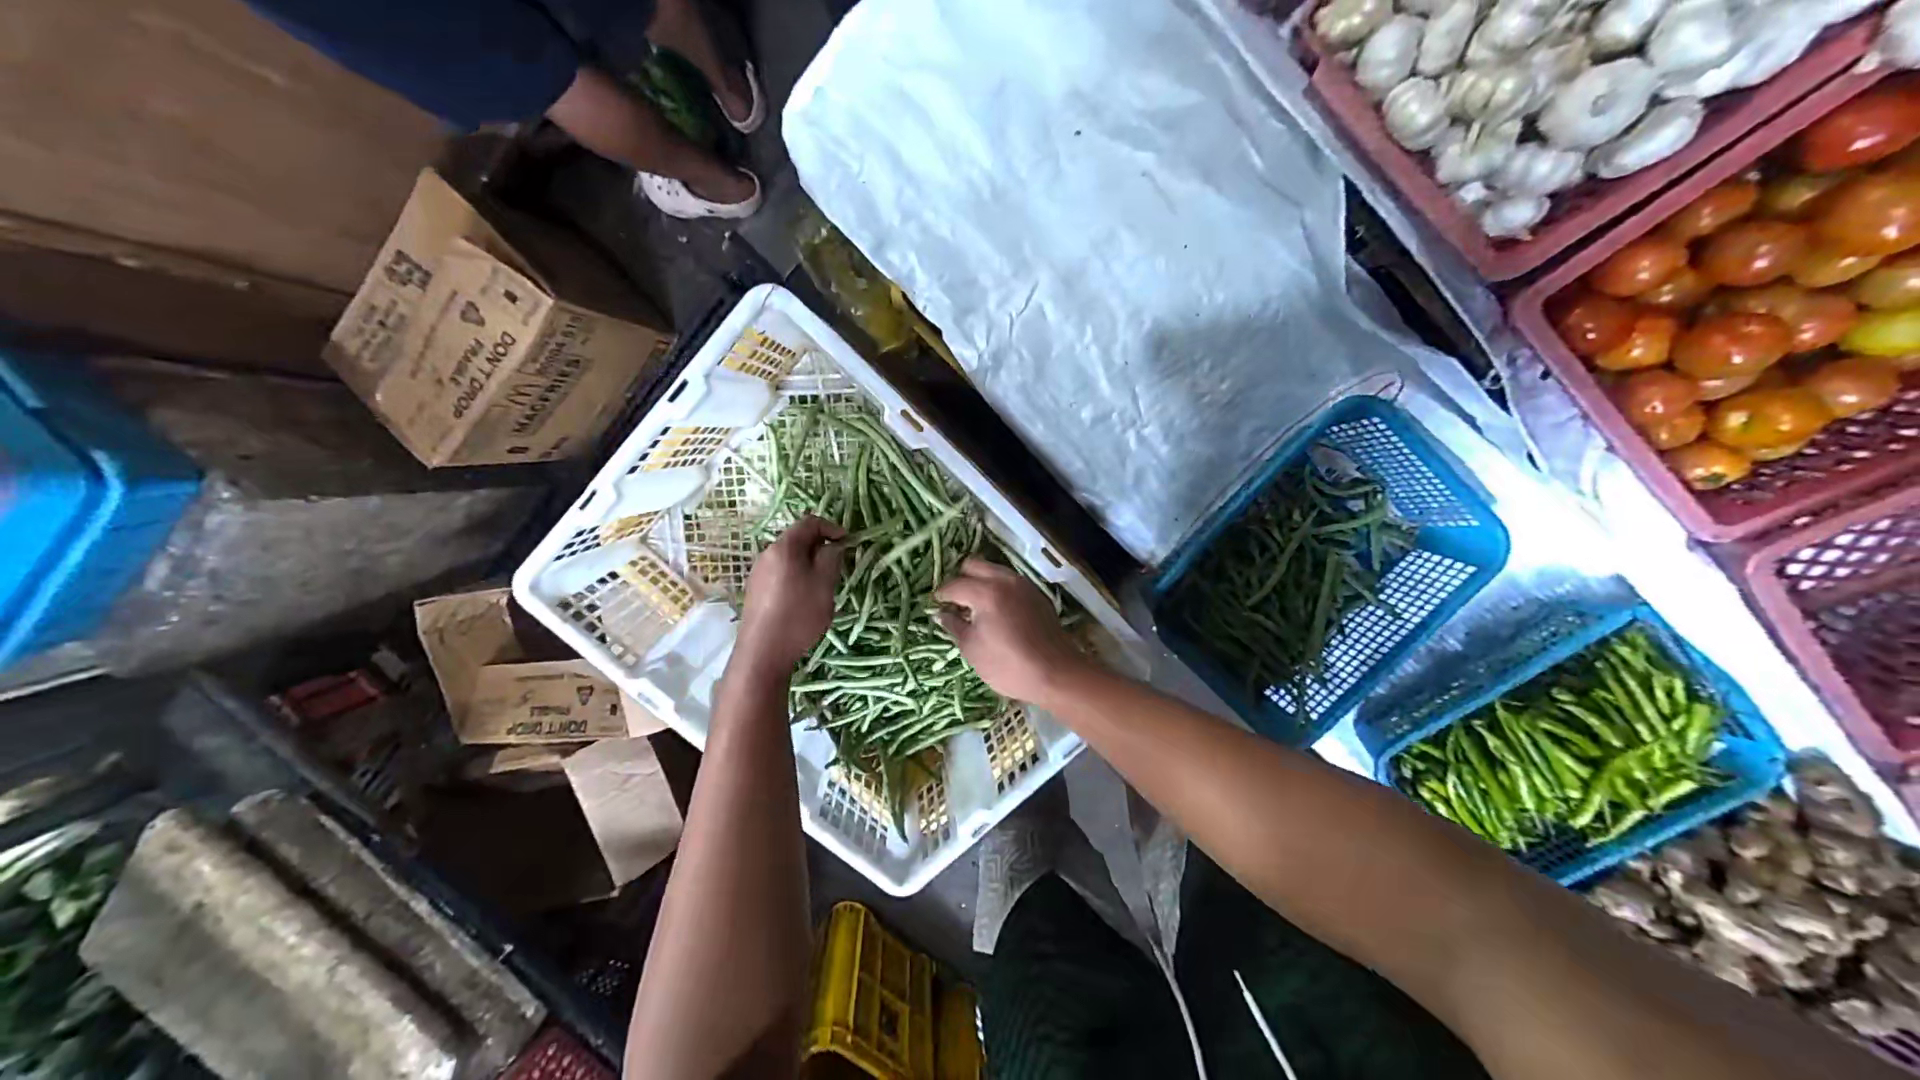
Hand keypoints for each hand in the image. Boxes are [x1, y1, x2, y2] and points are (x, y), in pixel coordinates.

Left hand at [735, 516, 844, 673]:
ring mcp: (758, 573)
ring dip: (809, 564)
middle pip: (798, 539)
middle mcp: (767, 554)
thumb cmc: (798, 614)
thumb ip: (832, 558)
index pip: (810, 522)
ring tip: (823, 586)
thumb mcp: (824, 584)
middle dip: (821, 548)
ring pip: (790, 558)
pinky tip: (804, 600)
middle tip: (838, 567)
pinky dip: (797, 577)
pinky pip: (781, 574)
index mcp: (784, 547)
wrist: (763, 652)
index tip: (848, 544)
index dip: (832, 528)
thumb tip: (834, 546)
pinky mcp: (756, 591)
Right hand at [934, 559, 1090, 704]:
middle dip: (960, 579)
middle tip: (954, 602)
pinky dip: (997, 589)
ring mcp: (1024, 585)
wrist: (1056, 673)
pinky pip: (1010, 582)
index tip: (935, 606)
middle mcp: (1005, 580)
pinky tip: (996, 611)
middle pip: (974, 565)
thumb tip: (941, 614)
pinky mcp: (1036, 595)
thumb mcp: (972, 649)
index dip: (941, 595)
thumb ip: (954, 625)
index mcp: (986, 592)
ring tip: (974, 607)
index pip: (954, 585)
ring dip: (980, 582)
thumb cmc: (1008, 665)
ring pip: (994, 570)